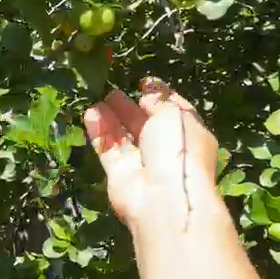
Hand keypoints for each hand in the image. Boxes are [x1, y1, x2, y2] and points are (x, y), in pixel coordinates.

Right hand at [83, 79, 220, 231]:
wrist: (163, 196)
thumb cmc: (177, 149)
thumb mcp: (173, 114)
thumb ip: (159, 100)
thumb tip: (149, 89)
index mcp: (189, 134)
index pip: (174, 111)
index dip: (159, 96)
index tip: (144, 82)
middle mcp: (166, 149)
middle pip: (146, 124)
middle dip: (131, 107)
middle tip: (113, 91)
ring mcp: (143, 163)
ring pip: (125, 137)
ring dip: (112, 118)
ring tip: (99, 99)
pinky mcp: (120, 174)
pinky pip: (109, 150)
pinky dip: (100, 133)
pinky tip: (90, 114)